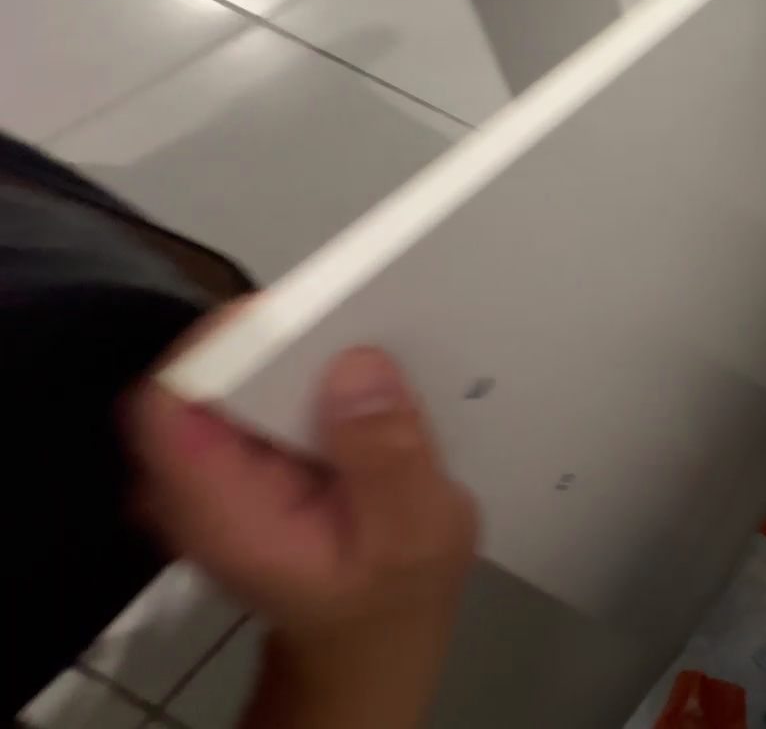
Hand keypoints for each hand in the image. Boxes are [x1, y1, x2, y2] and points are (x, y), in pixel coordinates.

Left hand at [127, 339, 477, 728]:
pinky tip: (387, 374)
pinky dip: (331, 376)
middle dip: (290, 336)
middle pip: (216, 381)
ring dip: (318, 352)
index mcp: (219, 508)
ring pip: (253, 383)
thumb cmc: (393, 598)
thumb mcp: (411, 530)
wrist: (379, 636)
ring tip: (393, 334)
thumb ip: (385, 454)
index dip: (228, 342)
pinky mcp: (271, 460)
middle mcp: (206, 481)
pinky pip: (285, 398)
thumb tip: (361, 366)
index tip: (307, 305)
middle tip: (375, 309)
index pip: (177, 403)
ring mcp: (234, 471)